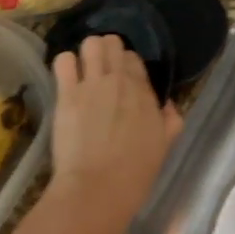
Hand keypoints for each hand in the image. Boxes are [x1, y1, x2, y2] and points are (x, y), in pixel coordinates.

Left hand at [46, 34, 182, 225]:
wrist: (97, 190)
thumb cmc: (134, 175)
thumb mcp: (163, 147)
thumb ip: (170, 121)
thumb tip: (168, 106)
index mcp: (144, 92)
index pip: (134, 59)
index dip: (127, 66)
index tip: (121, 80)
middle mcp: (120, 80)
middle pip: (114, 43)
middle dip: (107, 51)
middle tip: (101, 70)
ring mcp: (93, 83)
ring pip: (91, 43)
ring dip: (87, 53)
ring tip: (83, 70)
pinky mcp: (67, 94)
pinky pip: (64, 61)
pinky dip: (65, 64)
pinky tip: (66, 78)